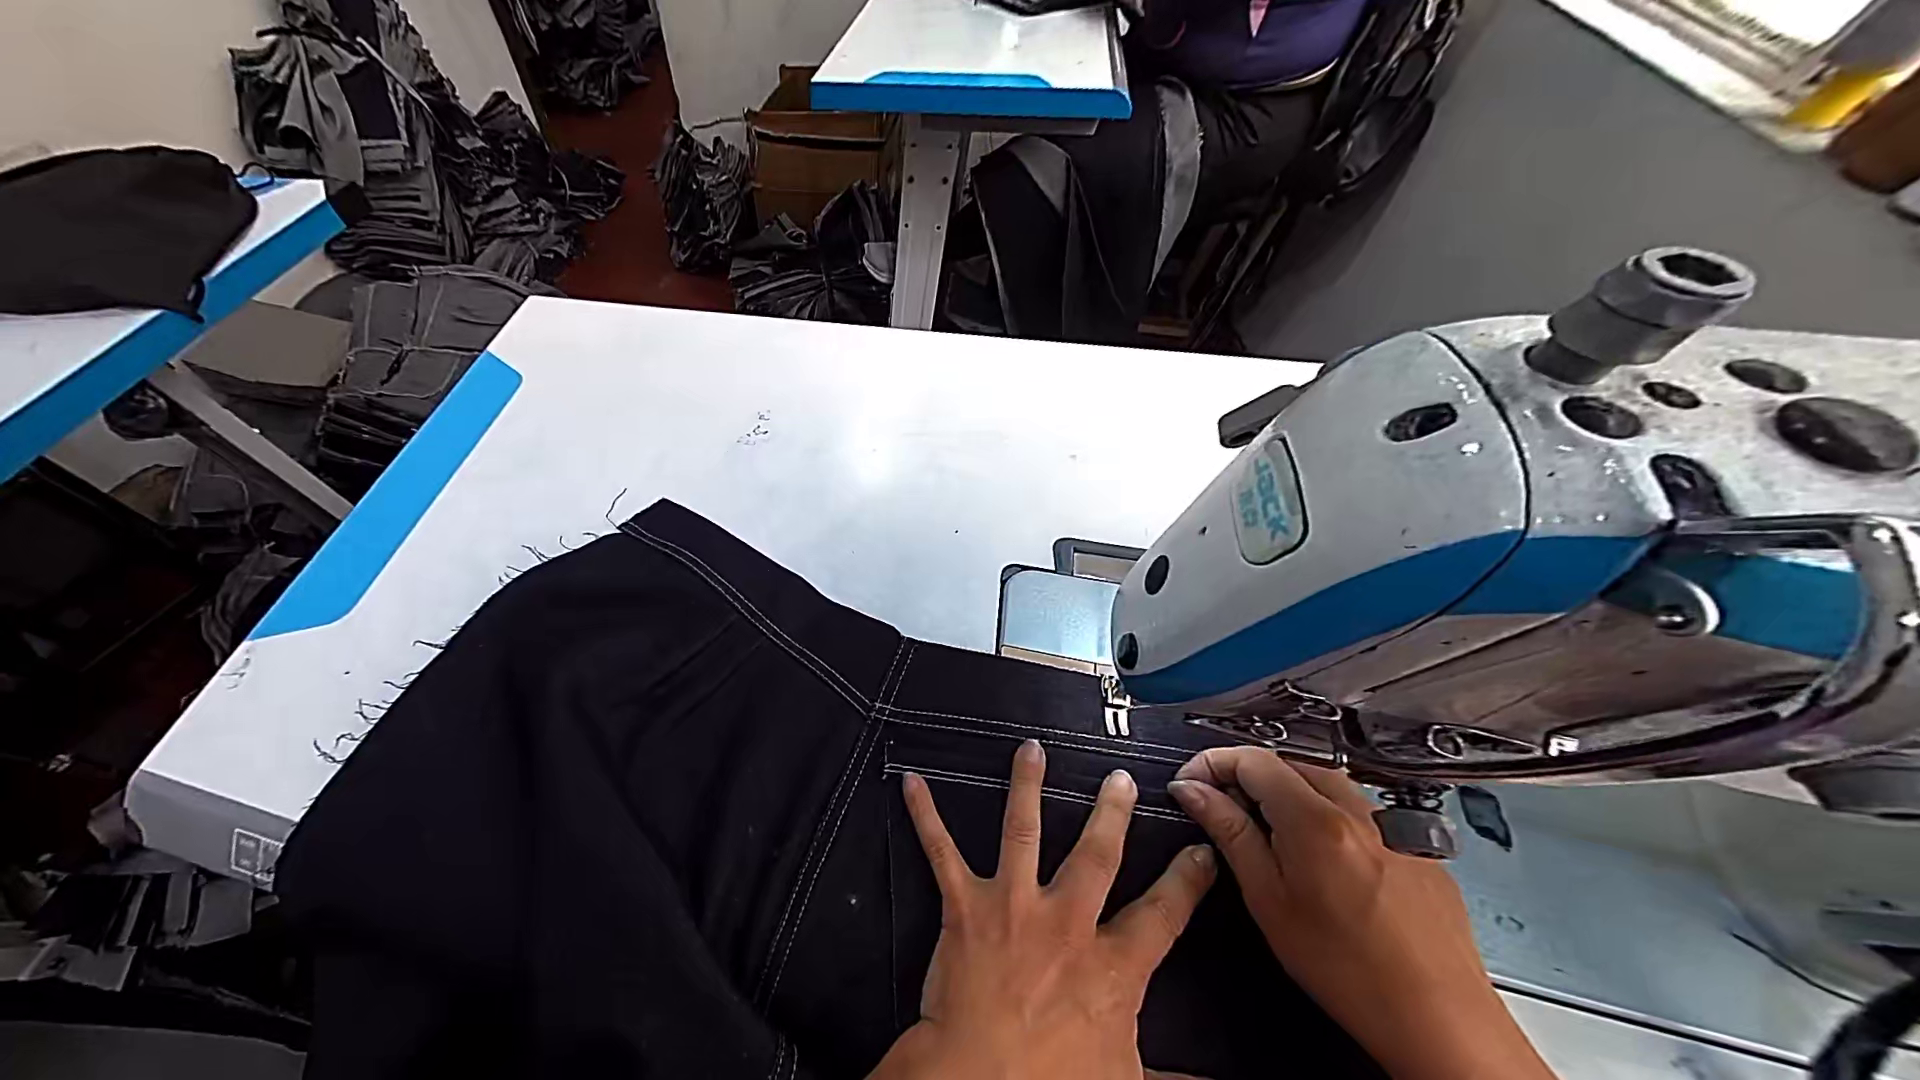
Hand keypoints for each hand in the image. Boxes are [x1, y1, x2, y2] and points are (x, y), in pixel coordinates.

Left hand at [867, 739, 1217, 1079]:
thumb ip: (1169, 1072)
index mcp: (1108, 965)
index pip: (1162, 914)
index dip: (1187, 881)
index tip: (1202, 851)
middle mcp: (1064, 923)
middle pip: (1096, 855)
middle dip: (1111, 813)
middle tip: (1120, 779)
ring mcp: (1013, 906)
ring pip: (1023, 830)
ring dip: (1027, 785)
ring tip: (1031, 750)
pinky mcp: (966, 907)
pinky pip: (941, 852)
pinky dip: (926, 816)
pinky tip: (914, 784)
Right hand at [1167, 748, 1554, 1079]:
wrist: (1439, 1022)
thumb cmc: (1352, 972)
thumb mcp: (1267, 898)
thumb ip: (1229, 832)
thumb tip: (1194, 791)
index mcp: (1316, 819)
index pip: (1251, 758)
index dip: (1211, 763)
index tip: (1192, 782)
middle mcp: (1358, 809)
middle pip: (1286, 762)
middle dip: (1245, 777)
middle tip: (1221, 810)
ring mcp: (1391, 824)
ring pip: (1321, 782)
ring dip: (1283, 793)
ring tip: (1267, 836)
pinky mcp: (1412, 843)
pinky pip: (1355, 808)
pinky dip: (1322, 814)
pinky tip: (1317, 858)